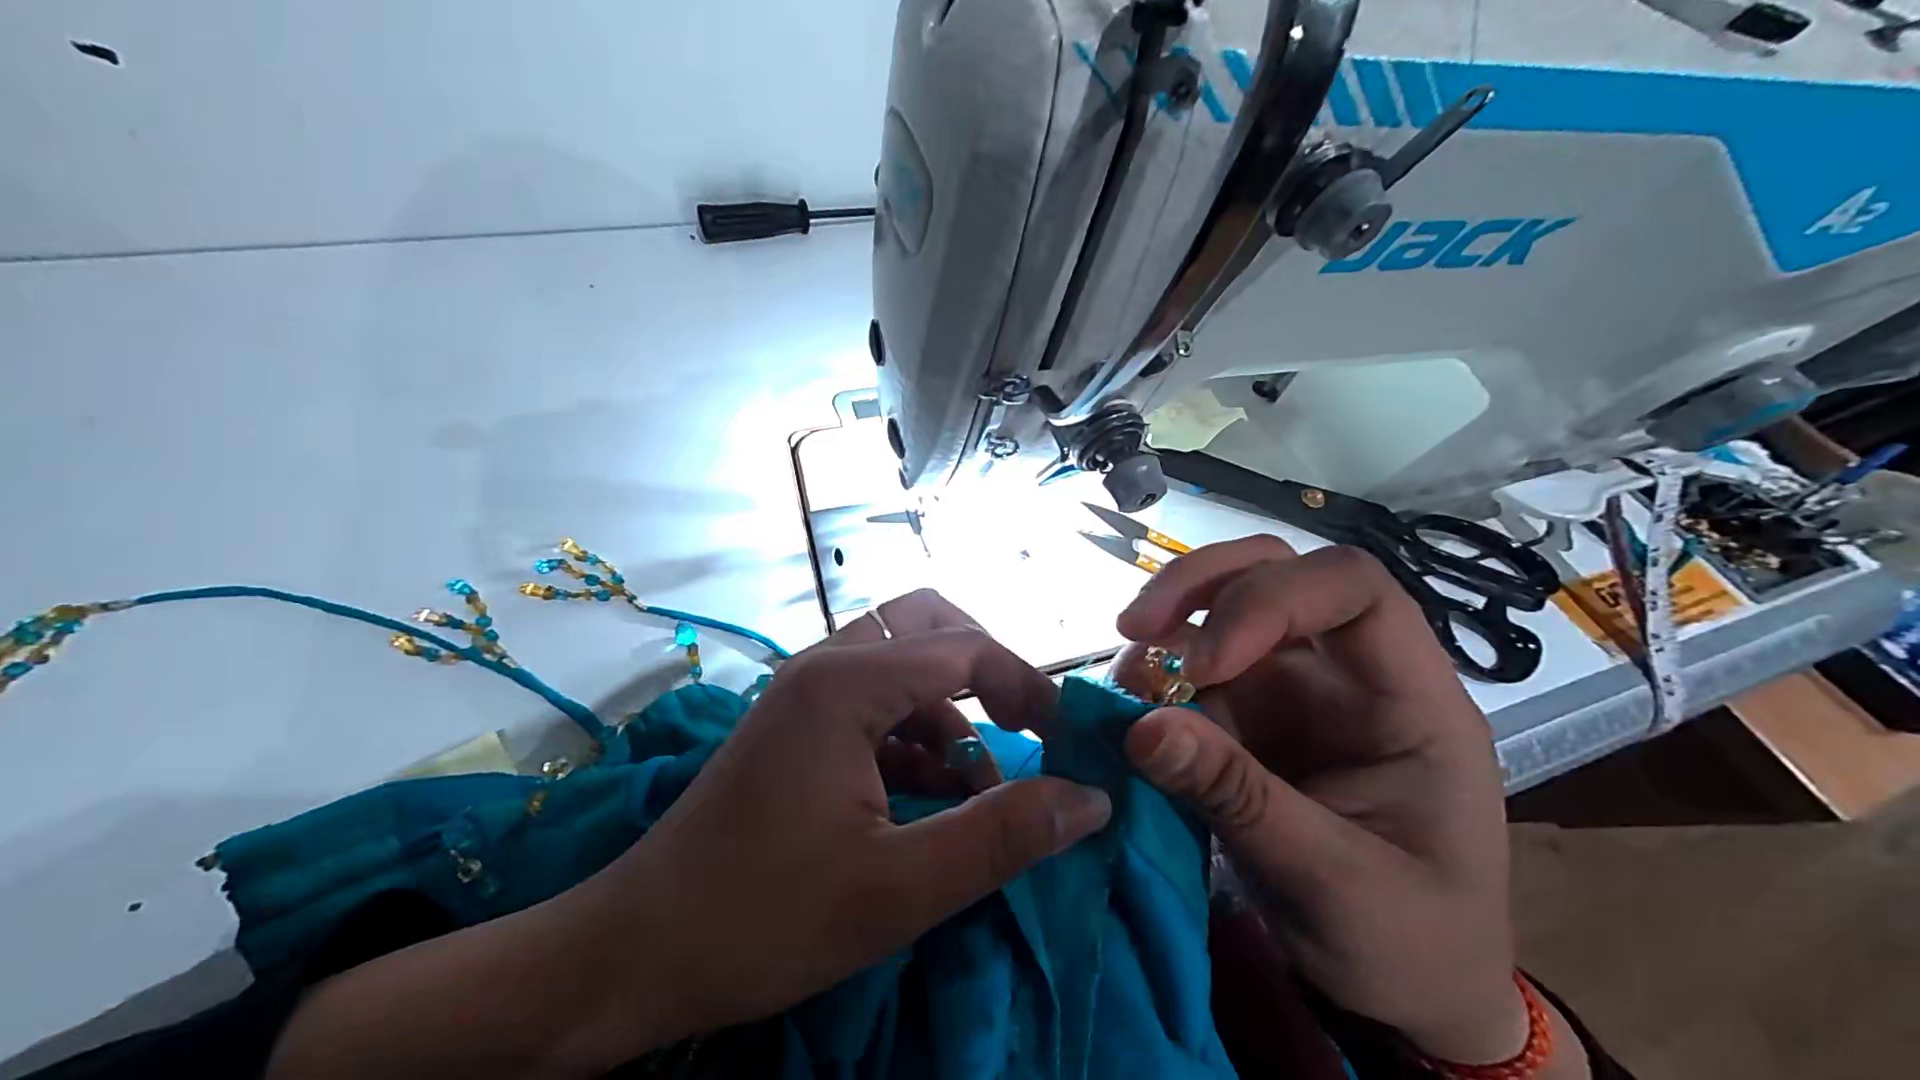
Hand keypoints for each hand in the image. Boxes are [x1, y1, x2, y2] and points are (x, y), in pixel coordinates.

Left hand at [561, 591, 1112, 1064]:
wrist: (636, 951)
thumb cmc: (765, 917)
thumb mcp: (900, 888)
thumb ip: (1002, 836)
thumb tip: (1091, 799)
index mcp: (847, 684)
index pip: (966, 649)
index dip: (1028, 688)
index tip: (1066, 745)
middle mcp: (825, 666)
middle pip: (930, 624)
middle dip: (987, 671)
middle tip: (1019, 732)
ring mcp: (805, 693)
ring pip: (902, 661)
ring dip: (950, 707)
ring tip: (973, 786)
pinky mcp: (796, 726)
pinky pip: (874, 701)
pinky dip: (915, 732)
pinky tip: (927, 795)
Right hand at [1112, 539, 1526, 1065]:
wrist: (1399, 996)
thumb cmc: (1407, 943)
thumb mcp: (1331, 883)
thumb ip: (1238, 799)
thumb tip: (1140, 727)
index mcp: (1410, 698)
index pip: (1352, 589)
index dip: (1272, 600)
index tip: (1205, 667)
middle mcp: (1343, 675)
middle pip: (1275, 572)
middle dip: (1199, 585)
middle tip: (1134, 627)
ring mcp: (1288, 691)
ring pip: (1218, 611)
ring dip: (1160, 632)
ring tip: (1119, 686)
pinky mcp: (1243, 717)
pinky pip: (1185, 670)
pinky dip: (1146, 680)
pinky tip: (1120, 710)